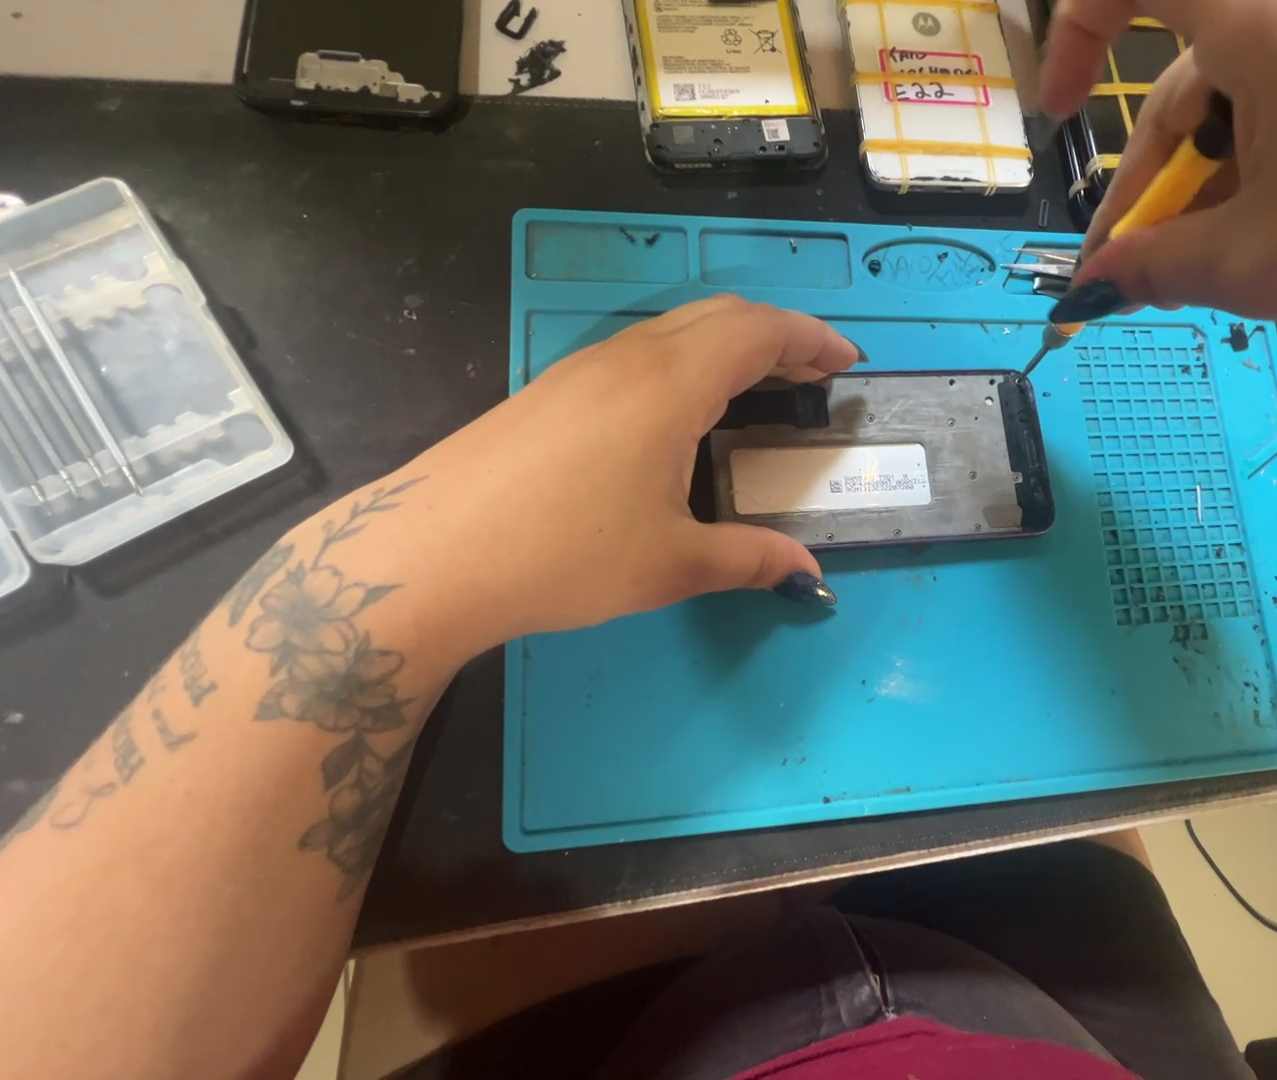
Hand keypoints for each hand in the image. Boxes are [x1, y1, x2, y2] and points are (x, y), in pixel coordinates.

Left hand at [384, 296, 858, 658]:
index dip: (811, 339)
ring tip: (761, 387)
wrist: (430, 556)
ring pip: (675, 329)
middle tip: (814, 373)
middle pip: (720, 317)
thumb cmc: (563, 556)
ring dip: (729, 345)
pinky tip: (685, 410)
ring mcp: (581, 368)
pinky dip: (687, 361)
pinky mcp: (552, 390)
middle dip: (778, 335)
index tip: (847, 361)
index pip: (758, 333)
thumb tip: (810, 576)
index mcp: (669, 386)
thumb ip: (751, 560)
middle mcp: (627, 358)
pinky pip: (640, 352)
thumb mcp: (671, 566)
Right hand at [1042, 0, 1276, 335]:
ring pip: (1260, 94)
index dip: (1074, 37)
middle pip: (1196, 78)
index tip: (1060, 114)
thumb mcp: (1251, 262)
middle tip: (1130, 271)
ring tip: (1215, 268)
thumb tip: (1093, 285)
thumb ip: (1150, 268)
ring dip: (1217, 183)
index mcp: (1267, 6)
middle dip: (1153, 182)